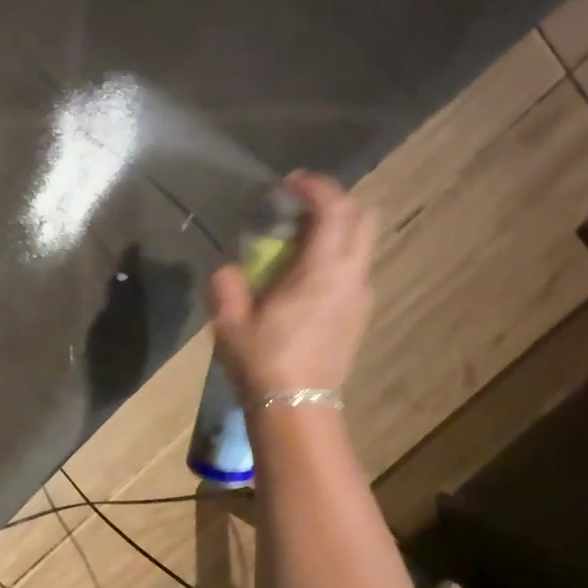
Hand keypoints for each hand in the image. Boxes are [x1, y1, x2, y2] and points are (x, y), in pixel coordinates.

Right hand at [207, 171, 377, 396]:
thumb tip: (227, 268)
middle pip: (361, 219)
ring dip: (334, 233)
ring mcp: (360, 296)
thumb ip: (226, 285)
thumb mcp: (229, 322)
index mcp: (322, 269)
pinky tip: (301, 279)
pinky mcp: (357, 315)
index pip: (333, 209)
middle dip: (334, 204)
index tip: (289, 182)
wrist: (296, 405)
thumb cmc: (263, 360)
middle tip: (298, 208)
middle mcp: (352, 275)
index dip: (314, 188)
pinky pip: (352, 270)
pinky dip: (333, 258)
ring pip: (360, 245)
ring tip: (295, 244)